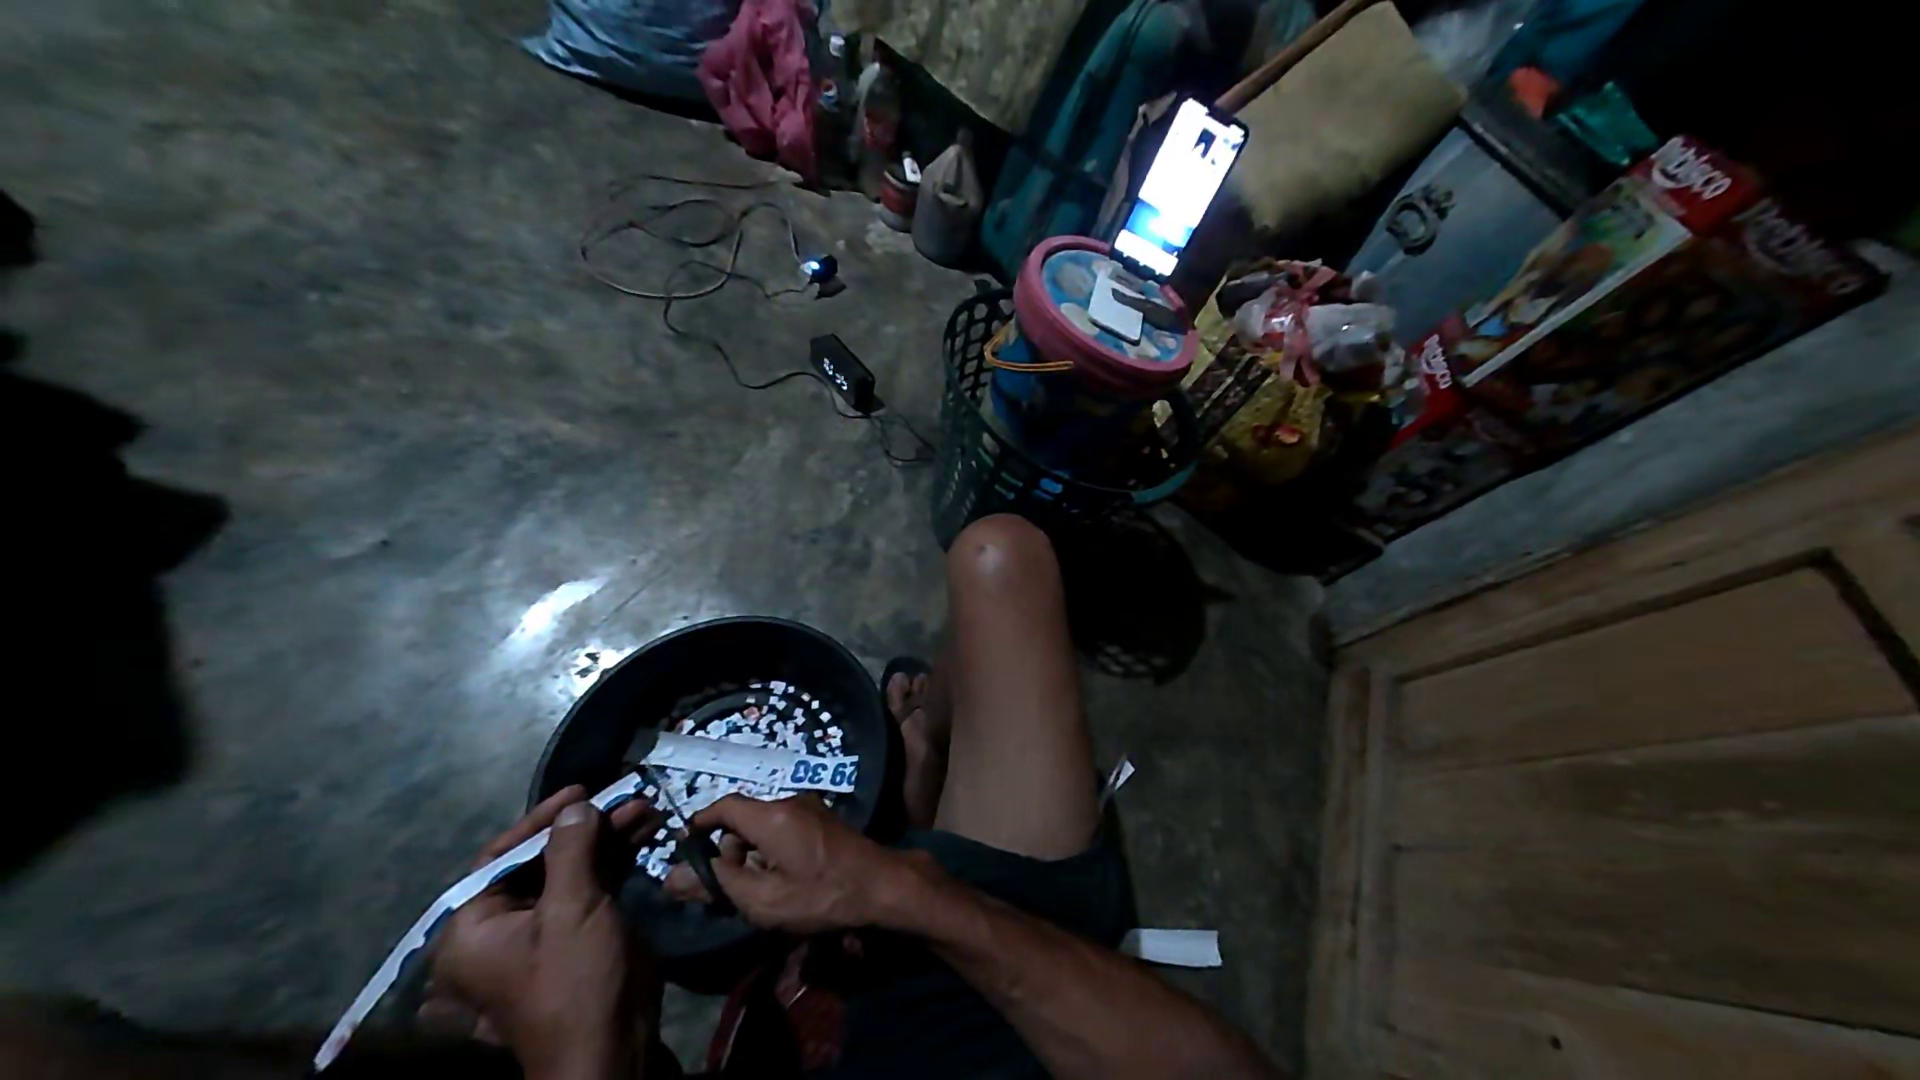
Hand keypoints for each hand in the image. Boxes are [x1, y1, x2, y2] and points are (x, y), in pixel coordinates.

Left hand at [431, 786, 655, 1079]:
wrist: (610, 1041)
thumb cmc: (573, 977)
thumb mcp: (570, 908)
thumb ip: (570, 850)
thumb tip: (574, 806)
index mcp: (476, 928)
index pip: (502, 856)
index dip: (541, 819)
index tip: (580, 790)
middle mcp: (504, 925)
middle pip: (545, 858)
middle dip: (589, 826)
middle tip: (625, 796)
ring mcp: (546, 928)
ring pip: (575, 867)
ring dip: (610, 836)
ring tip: (645, 807)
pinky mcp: (580, 931)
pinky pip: (593, 883)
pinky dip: (617, 857)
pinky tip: (645, 831)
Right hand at [664, 794, 930, 932]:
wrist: (882, 886)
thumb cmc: (820, 895)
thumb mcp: (762, 899)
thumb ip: (717, 884)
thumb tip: (672, 875)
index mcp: (771, 815)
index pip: (723, 806)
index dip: (700, 826)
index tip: (686, 851)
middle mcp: (789, 801)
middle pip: (744, 819)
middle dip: (731, 851)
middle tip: (732, 889)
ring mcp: (811, 807)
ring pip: (764, 825)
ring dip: (754, 854)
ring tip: (763, 891)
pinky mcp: (824, 819)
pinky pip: (785, 828)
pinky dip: (774, 850)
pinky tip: (786, 880)